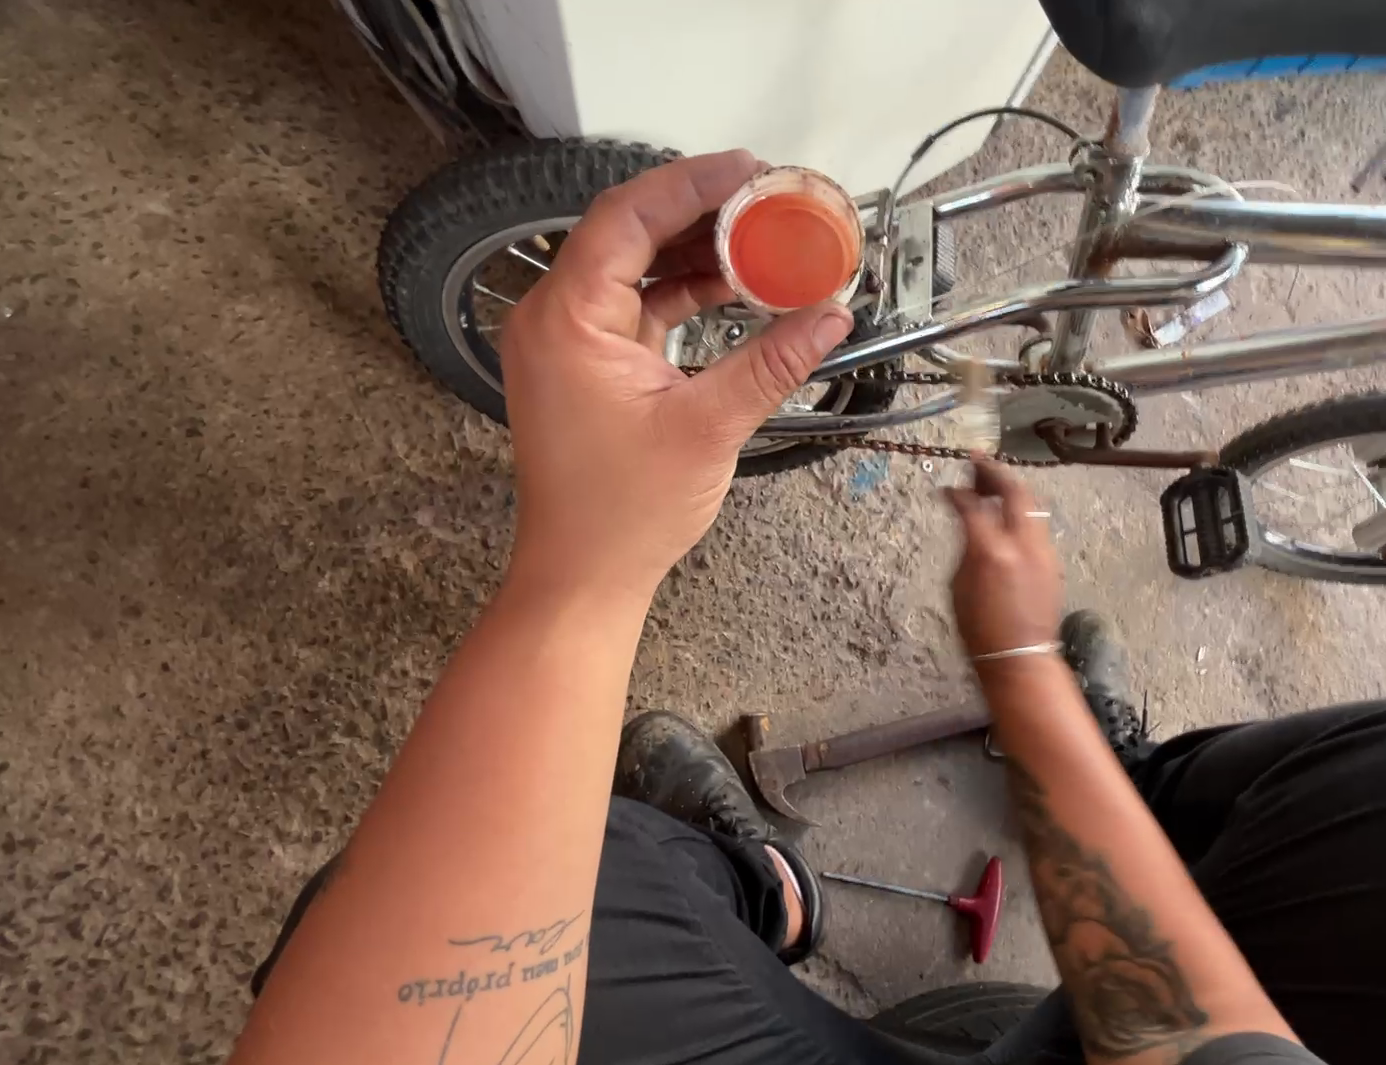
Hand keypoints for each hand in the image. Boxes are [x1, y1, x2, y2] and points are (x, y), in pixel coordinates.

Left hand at [496, 150, 853, 600]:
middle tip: (765, 206)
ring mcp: (572, 344)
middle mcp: (556, 320)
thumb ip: (773, 362)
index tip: (748, 172)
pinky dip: (684, 297)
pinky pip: (639, 310)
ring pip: (637, 272)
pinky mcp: (593, 367)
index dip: (690, 185)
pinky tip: (732, 293)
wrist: (587, 571)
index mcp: (566, 322)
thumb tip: (829, 317)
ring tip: (760, 246)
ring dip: (696, 257)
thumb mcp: (710, 426)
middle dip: (701, 217)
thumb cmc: (624, 511)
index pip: (624, 219)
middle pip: (629, 236)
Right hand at [945, 459, 1064, 658]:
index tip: (948, 489)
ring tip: (993, 485)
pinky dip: (1021, 511)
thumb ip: (966, 545)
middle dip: (994, 472)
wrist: (1020, 657)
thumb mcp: (959, 585)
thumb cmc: (981, 630)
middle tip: (977, 463)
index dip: (958, 492)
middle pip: (1013, 490)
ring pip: (1031, 503)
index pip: (972, 505)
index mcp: (991, 551)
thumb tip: (968, 522)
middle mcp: (1022, 544)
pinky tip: (1009, 514)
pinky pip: (1037, 524)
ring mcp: (1043, 550)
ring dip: (1011, 488)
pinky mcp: (1052, 560)